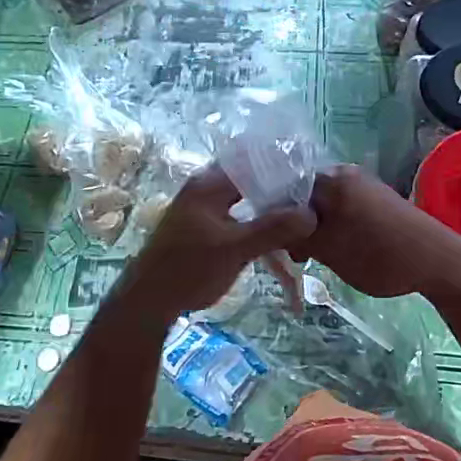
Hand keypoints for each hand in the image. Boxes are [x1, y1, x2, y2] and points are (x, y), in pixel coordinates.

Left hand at [115, 166, 316, 319]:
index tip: (311, 176)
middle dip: (279, 187)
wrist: (150, 299)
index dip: (282, 166)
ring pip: (245, 197)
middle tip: (310, 197)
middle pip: (251, 177)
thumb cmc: (189, 269)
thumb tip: (311, 214)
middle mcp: (205, 188)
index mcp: (209, 184)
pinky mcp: (204, 226)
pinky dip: (257, 220)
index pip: (253, 160)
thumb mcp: (235, 249)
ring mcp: (203, 207)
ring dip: (269, 205)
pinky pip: (238, 213)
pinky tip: (276, 232)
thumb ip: (273, 229)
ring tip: (299, 214)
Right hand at [288, 166, 460, 297]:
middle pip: (301, 194)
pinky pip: (340, 209)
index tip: (271, 242)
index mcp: (330, 180)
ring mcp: (362, 185)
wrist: (437, 261)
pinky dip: (331, 227)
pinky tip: (335, 249)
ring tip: (314, 256)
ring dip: (312, 228)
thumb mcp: (328, 250)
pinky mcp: (375, 200)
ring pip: (321, 204)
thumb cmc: (378, 256)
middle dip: (293, 224)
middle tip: (296, 255)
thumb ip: (295, 235)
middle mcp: (344, 174)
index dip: (271, 215)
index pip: (282, 186)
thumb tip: (273, 229)